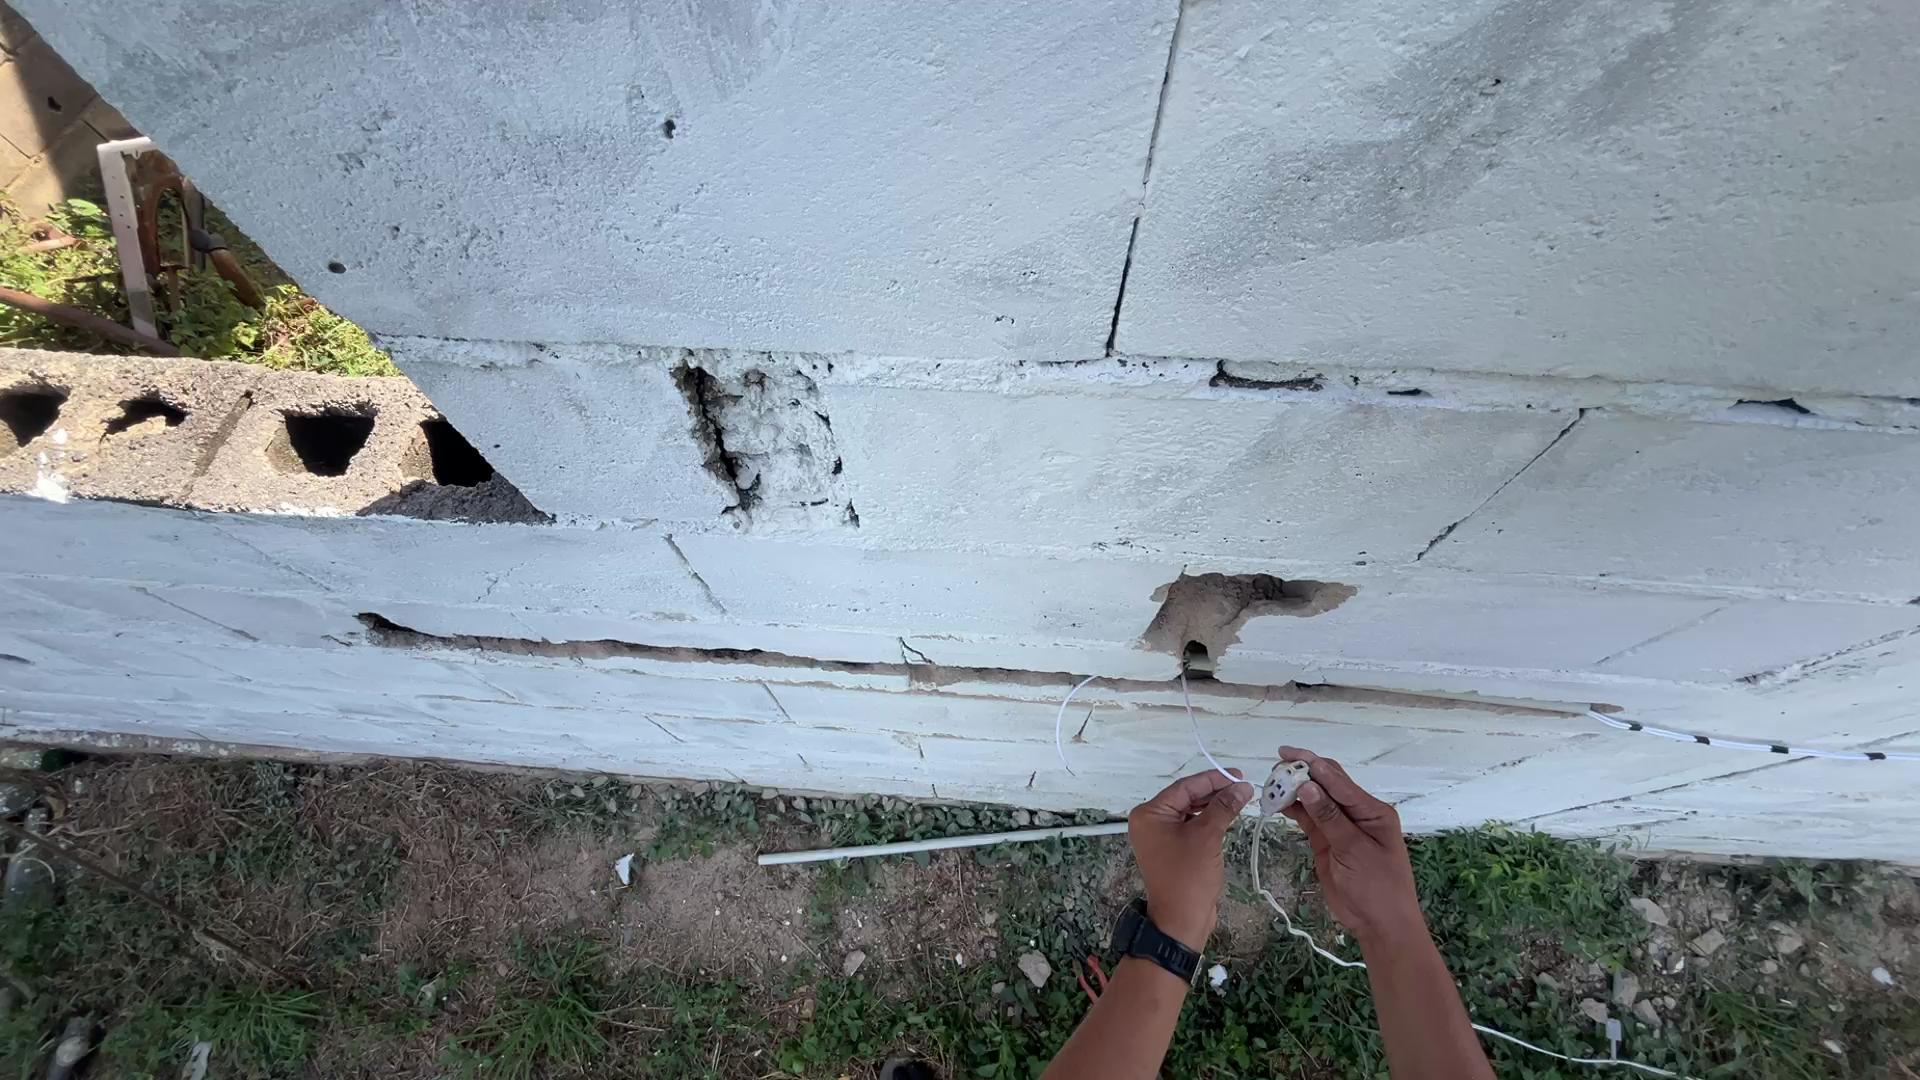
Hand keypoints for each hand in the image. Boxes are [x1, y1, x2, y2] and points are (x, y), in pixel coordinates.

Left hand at [1127, 770, 1254, 949]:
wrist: (1181, 921)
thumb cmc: (1189, 875)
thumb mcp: (1207, 836)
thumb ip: (1223, 808)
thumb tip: (1242, 787)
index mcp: (1149, 813)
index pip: (1184, 787)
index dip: (1212, 779)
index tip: (1238, 774)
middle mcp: (1149, 821)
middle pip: (1185, 798)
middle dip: (1214, 792)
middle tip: (1242, 786)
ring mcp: (1159, 836)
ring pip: (1189, 812)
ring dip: (1212, 806)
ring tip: (1239, 799)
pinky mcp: (1171, 850)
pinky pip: (1189, 827)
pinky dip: (1207, 821)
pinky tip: (1225, 816)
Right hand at [1277, 747, 1425, 949]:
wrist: (1381, 927)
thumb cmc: (1377, 888)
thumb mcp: (1354, 851)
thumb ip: (1329, 818)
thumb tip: (1306, 785)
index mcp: (1372, 811)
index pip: (1338, 780)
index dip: (1312, 765)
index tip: (1286, 754)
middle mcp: (1356, 813)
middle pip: (1325, 784)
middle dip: (1300, 773)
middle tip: (1274, 770)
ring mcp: (1340, 826)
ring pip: (1313, 799)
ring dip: (1293, 790)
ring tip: (1270, 785)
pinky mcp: (1326, 840)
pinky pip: (1307, 817)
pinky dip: (1292, 808)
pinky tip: (1276, 802)